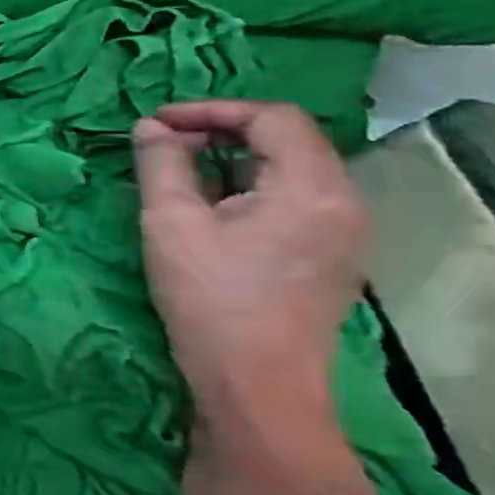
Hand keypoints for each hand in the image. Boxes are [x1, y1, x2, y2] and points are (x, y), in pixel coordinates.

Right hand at [131, 100, 370, 412]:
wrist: (256, 385)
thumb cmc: (210, 297)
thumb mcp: (170, 221)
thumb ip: (161, 162)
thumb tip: (150, 126)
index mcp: (314, 188)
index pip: (271, 117)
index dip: (211, 109)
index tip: (158, 122)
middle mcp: (344, 202)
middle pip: (287, 137)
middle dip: (221, 128)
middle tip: (166, 141)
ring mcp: (343, 231)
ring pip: (290, 165)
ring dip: (234, 155)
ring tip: (180, 168)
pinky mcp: (331, 253)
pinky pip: (293, 195)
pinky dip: (249, 182)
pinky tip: (211, 202)